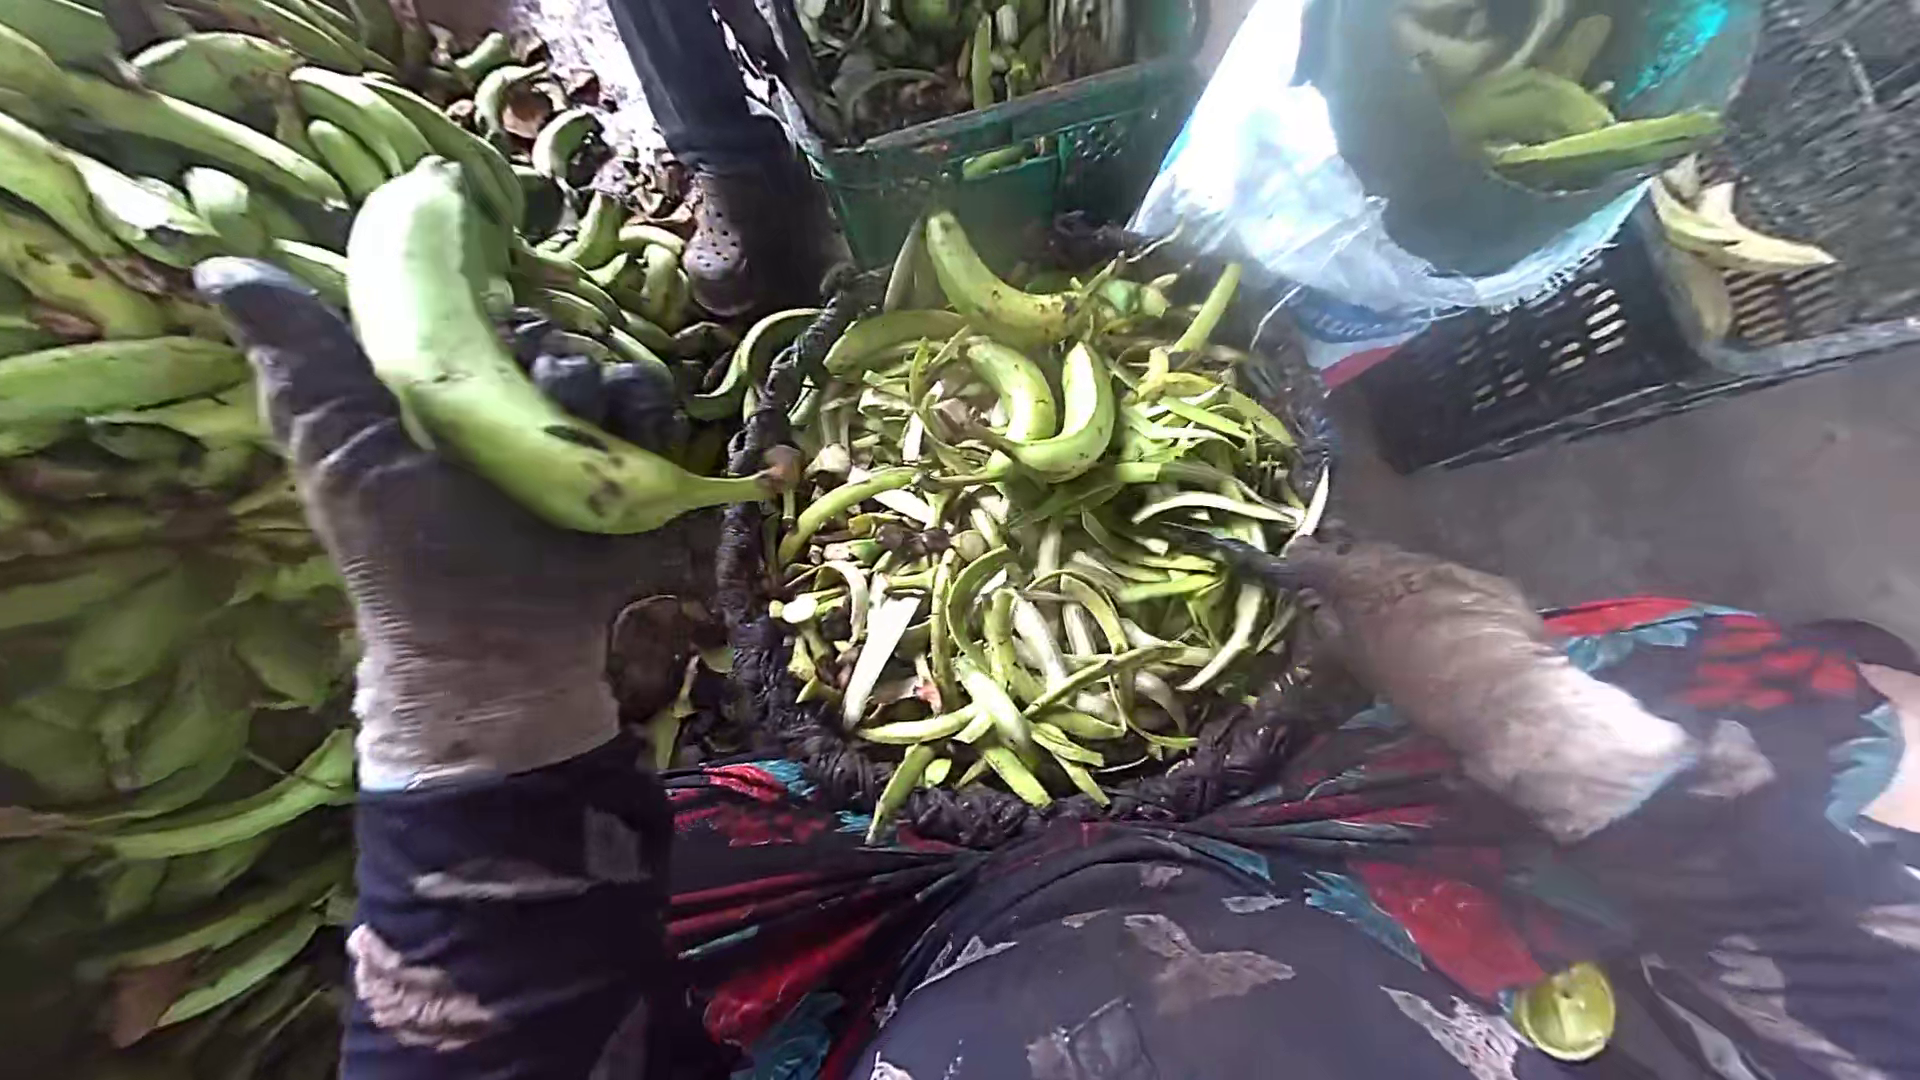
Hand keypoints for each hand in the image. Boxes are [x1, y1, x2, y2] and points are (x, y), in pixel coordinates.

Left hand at [195, 259, 714, 788]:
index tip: (494, 328)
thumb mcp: (347, 456)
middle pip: (558, 342)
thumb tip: (230, 267)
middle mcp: (527, 413)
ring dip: (607, 386)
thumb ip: (309, 370)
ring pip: (612, 372)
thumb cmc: (417, 547)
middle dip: (555, 361)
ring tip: (591, 423)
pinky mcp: (638, 467)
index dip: (492, 315)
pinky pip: (657, 414)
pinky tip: (642, 432)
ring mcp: (590, 441)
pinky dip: (654, 410)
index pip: (484, 323)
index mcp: (458, 401)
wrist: (504, 627)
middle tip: (548, 399)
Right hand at [1187, 533, 1698, 841]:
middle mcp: (1400, 562)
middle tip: (1341, 580)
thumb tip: (1317, 605)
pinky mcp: (1488, 582)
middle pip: (1364, 550)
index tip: (1292, 560)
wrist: (1509, 698)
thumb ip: (1331, 624)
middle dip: (1349, 561)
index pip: (1316, 558)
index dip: (1301, 558)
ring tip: (1389, 600)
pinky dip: (1433, 592)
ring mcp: (1447, 568)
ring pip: (1406, 562)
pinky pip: (1446, 580)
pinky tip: (1439, 617)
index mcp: (1358, 580)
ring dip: (1392, 576)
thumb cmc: (1415, 684)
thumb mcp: (1355, 658)